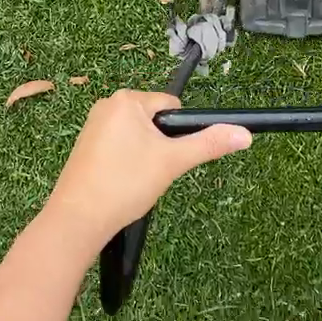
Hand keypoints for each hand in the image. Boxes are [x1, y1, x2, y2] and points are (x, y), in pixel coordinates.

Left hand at [39, 90, 252, 243]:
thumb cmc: (124, 184)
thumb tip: (244, 133)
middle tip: (151, 172)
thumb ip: (209, 144)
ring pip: (136, 135)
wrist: (76, 221)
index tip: (169, 157)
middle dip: (158, 145)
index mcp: (127, 99)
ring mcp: (93, 125)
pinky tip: (121, 184)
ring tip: (135, 181)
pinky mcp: (84, 146)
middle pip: (152, 120)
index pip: (170, 106)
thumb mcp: (172, 162)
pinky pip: (118, 146)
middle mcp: (107, 104)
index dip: (176, 133)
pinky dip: (125, 163)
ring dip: (143, 155)